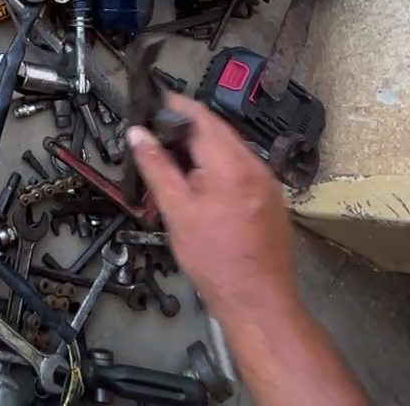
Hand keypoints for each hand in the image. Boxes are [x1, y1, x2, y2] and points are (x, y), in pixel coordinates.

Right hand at [127, 92, 297, 323]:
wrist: (259, 303)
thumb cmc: (215, 259)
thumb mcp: (176, 210)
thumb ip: (156, 166)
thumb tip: (137, 134)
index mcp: (230, 162)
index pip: (200, 115)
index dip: (172, 106)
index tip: (150, 106)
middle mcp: (255, 165)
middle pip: (215, 130)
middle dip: (183, 131)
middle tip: (154, 142)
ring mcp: (267, 182)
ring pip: (227, 149)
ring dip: (200, 150)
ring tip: (173, 168)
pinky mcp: (271, 198)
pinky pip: (240, 168)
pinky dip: (217, 167)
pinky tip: (200, 188)